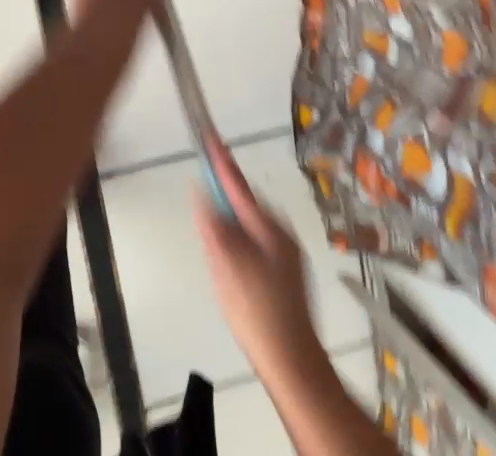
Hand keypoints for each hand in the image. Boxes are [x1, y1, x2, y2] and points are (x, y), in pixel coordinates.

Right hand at [194, 142, 325, 379]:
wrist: (292, 360)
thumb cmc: (258, 313)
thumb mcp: (227, 268)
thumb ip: (215, 228)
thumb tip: (203, 194)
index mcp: (269, 228)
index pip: (238, 186)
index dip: (221, 161)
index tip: (209, 135)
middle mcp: (282, 234)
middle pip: (243, 208)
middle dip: (223, 211)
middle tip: (210, 243)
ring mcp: (286, 253)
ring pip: (248, 230)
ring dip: (230, 235)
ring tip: (222, 272)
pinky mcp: (285, 271)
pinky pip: (255, 247)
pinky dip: (240, 251)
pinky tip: (235, 281)